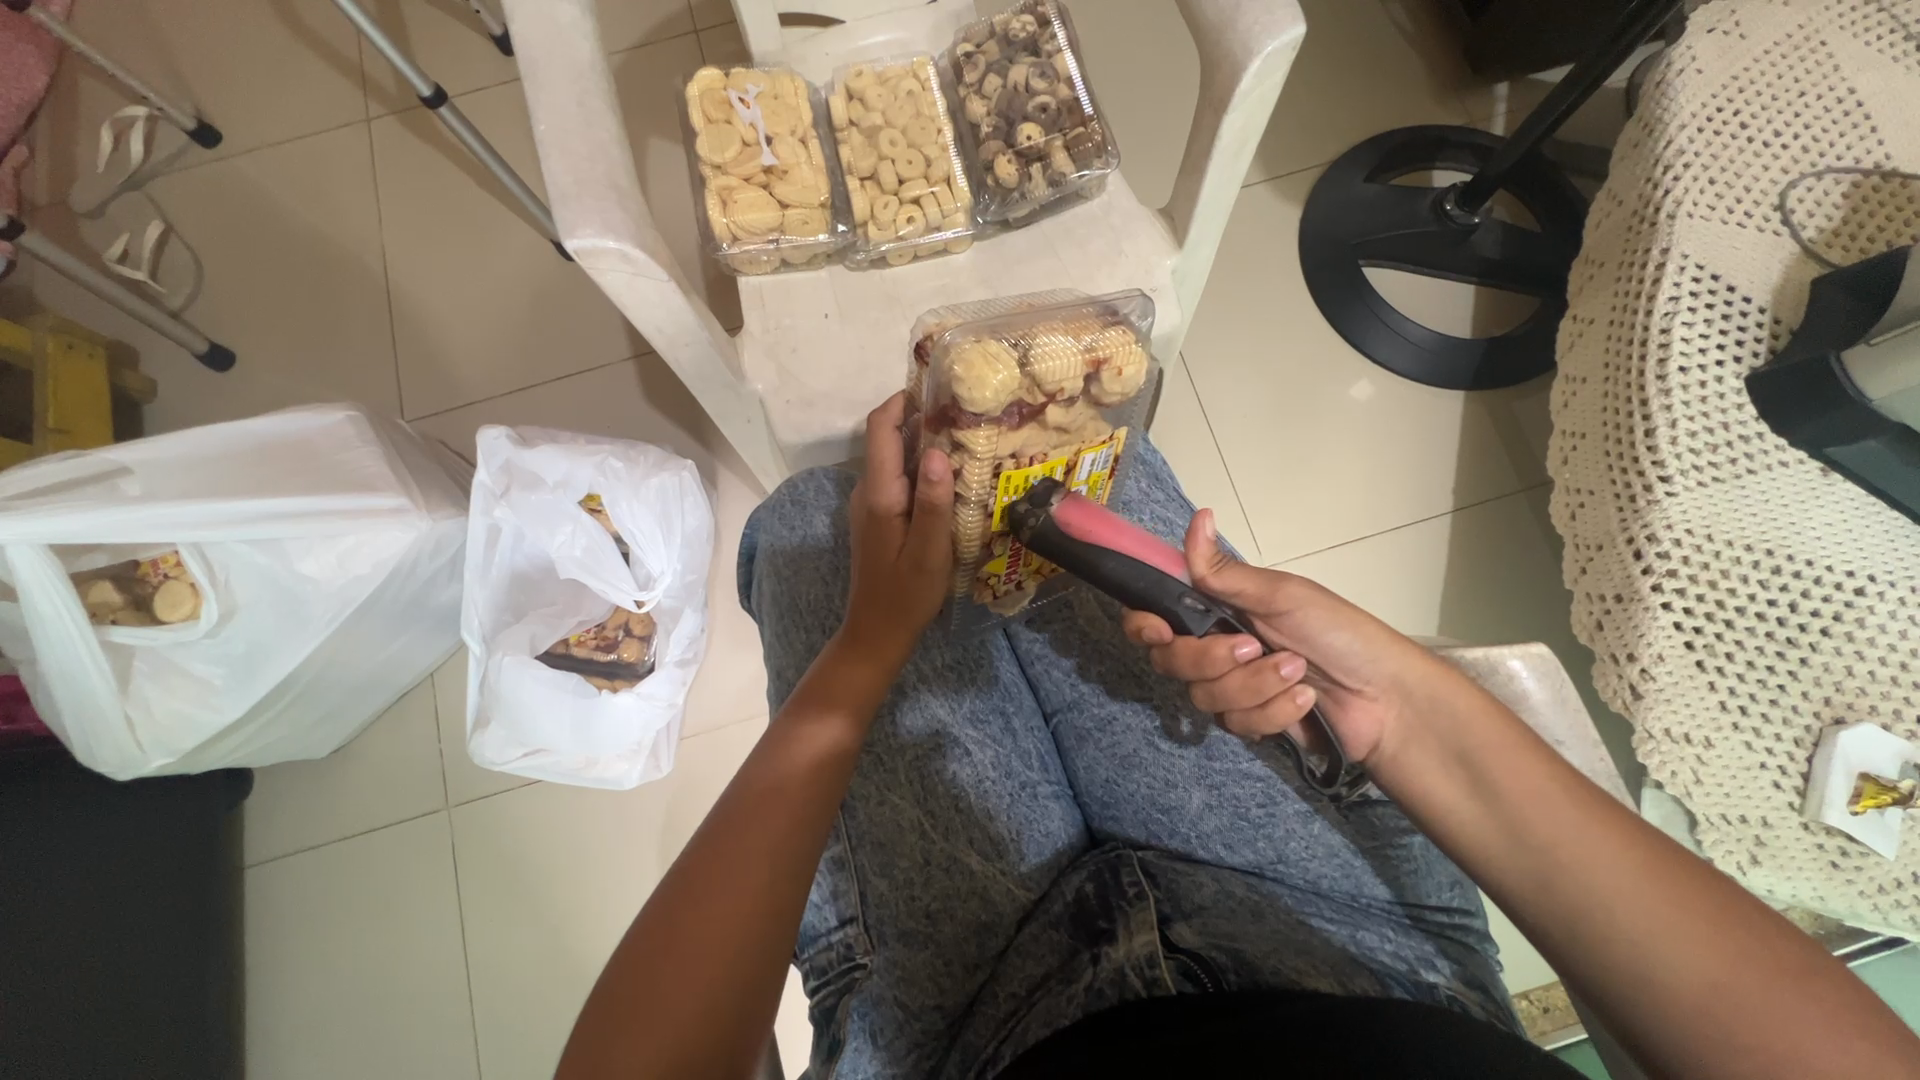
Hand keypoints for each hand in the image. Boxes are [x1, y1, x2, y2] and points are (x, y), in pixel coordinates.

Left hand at [838, 393, 952, 664]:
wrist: (877, 633)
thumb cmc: (906, 595)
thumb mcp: (929, 551)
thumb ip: (933, 501)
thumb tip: (937, 451)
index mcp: (879, 493)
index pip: (881, 428)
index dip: (903, 401)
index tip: (939, 387)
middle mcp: (868, 491)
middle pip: (887, 438)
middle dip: (921, 419)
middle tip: (967, 413)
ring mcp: (870, 505)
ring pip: (894, 458)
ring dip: (923, 444)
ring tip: (966, 438)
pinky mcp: (878, 518)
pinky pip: (897, 479)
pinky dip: (920, 469)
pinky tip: (951, 478)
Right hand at [1120, 510, 1459, 763]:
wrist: (1385, 695)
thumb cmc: (1337, 631)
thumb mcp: (1281, 594)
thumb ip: (1225, 571)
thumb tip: (1199, 516)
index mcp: (1215, 610)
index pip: (1153, 617)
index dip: (1143, 626)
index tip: (1162, 631)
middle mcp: (1213, 647)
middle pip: (1170, 661)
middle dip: (1211, 658)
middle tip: (1253, 647)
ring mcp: (1230, 687)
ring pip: (1203, 695)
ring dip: (1254, 685)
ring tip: (1297, 674)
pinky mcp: (1248, 721)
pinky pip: (1235, 723)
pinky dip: (1272, 711)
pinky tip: (1304, 702)